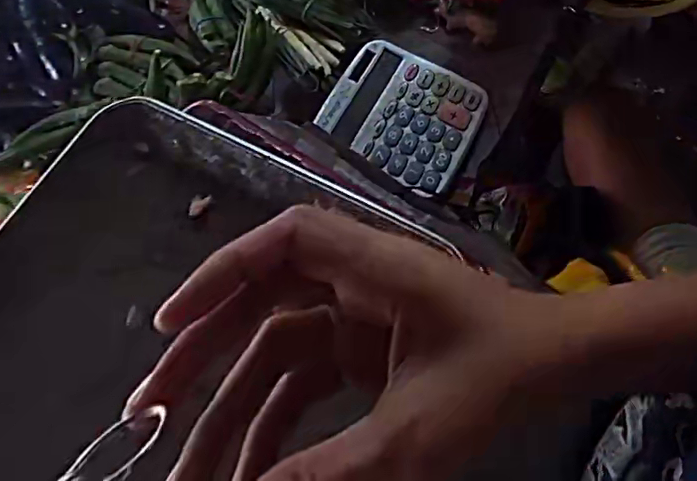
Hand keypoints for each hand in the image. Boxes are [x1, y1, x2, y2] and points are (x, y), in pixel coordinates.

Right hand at [127, 206, 560, 480]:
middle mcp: (364, 282)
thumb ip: (324, 473)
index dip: (226, 268)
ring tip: (184, 471)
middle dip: (207, 348)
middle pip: (269, 295)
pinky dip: (274, 421)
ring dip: (233, 400)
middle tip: (144, 413)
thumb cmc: (496, 378)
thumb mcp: (411, 438)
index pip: (291, 239)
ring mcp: (366, 315)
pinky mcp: (371, 347)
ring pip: (281, 343)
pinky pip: (308, 375)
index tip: (169, 321)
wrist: (552, 365)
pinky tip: (249, 475)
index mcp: (377, 270)